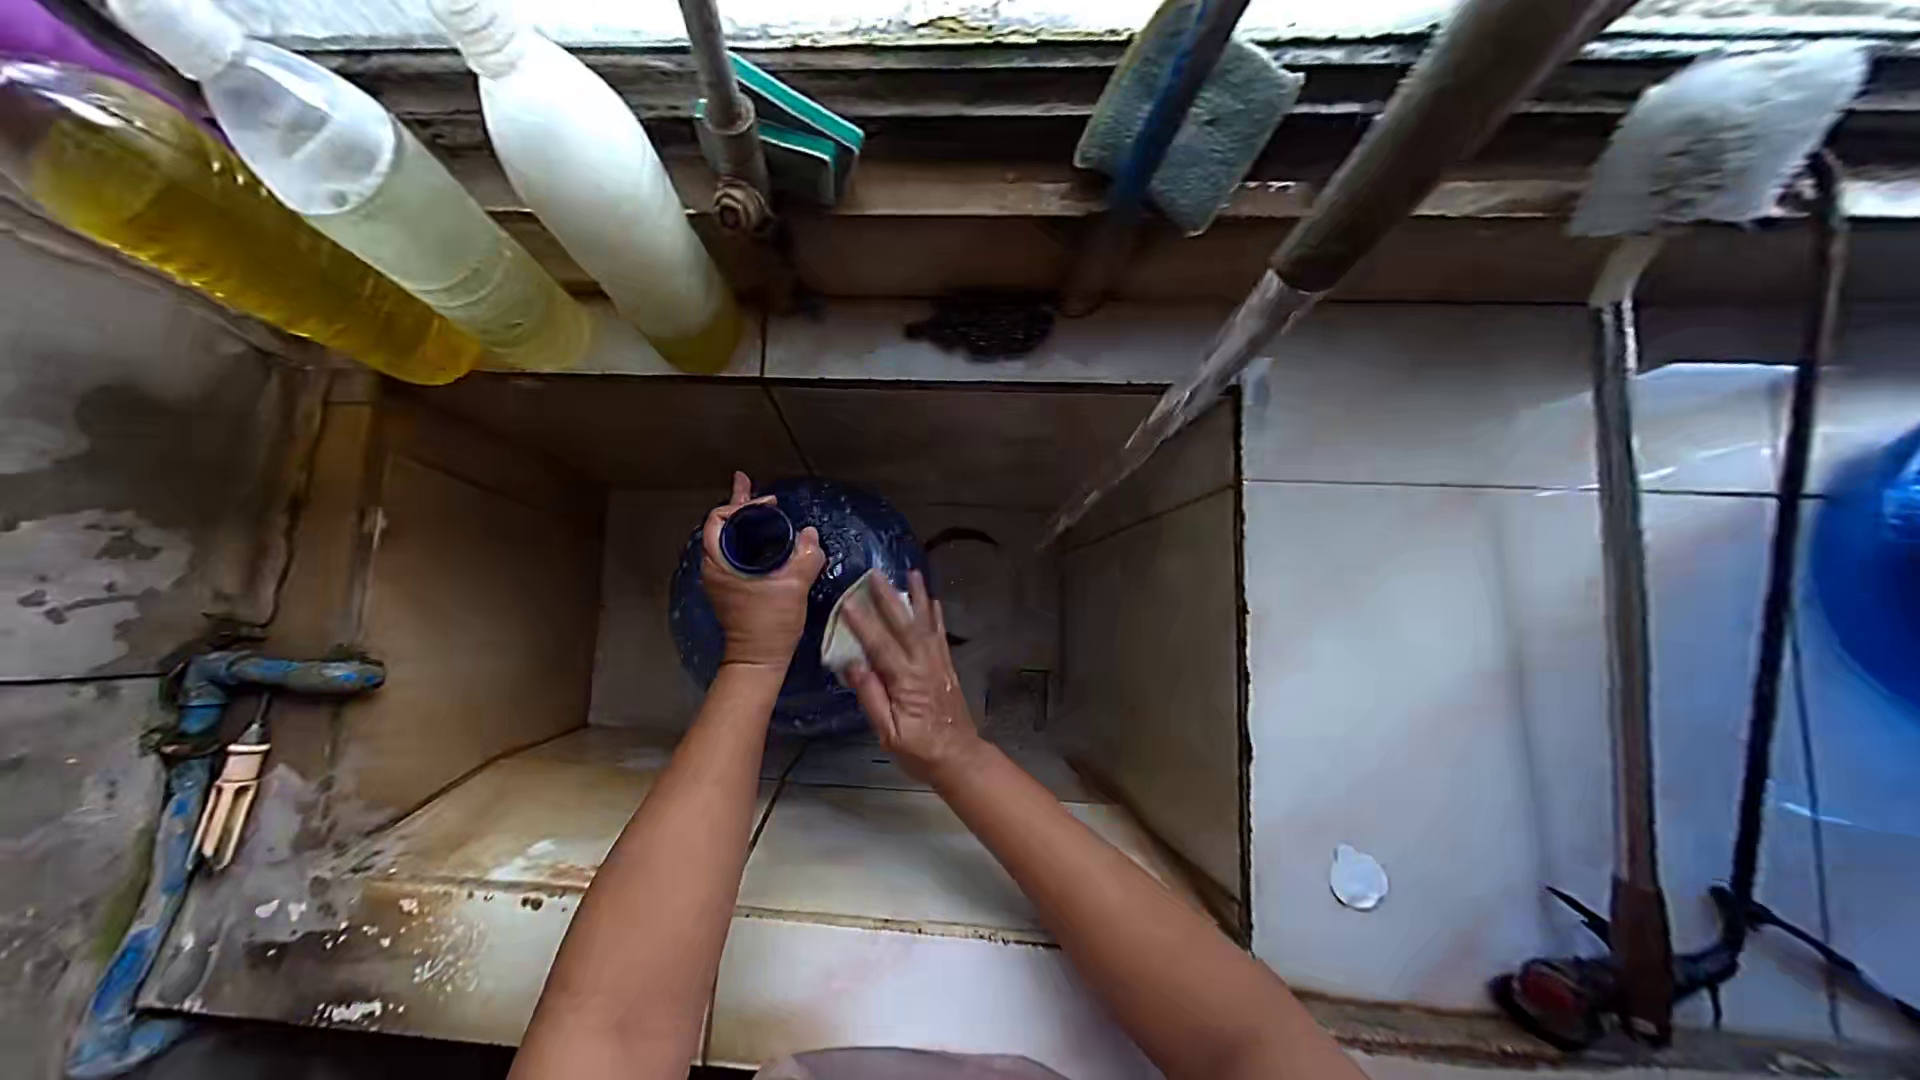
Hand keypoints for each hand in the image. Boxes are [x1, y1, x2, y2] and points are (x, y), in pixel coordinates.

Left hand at [702, 472, 823, 670]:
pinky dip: (751, 540)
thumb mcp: (792, 587)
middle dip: (740, 505)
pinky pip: (740, 554)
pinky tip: (769, 537)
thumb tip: (810, 535)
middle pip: (724, 526)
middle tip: (751, 485)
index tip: (768, 502)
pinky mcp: (734, 587)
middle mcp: (716, 567)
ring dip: (746, 522)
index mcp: (721, 562)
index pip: (720, 519)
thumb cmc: (769, 623)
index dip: (742, 504)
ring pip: (732, 540)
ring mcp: (723, 578)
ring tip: (761, 506)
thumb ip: (804, 556)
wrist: (759, 659)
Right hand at [840, 570, 983, 782]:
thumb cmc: (920, 751)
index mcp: (906, 683)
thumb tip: (854, 666)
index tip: (848, 602)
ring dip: (917, 597)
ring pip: (926, 624)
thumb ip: (872, 698)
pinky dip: (936, 615)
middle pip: (904, 626)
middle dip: (889, 599)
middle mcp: (924, 666)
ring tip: (911, 573)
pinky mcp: (947, 666)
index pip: (880, 647)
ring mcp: (938, 663)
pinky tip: (932, 600)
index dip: (863, 624)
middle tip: (875, 575)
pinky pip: (941, 634)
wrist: (960, 757)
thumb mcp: (889, 734)